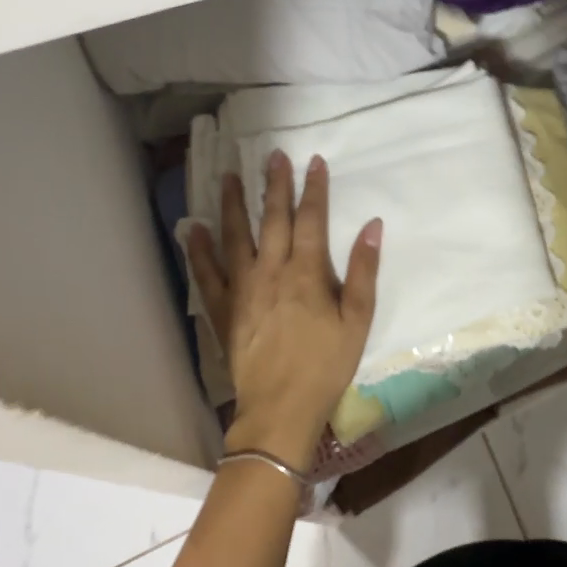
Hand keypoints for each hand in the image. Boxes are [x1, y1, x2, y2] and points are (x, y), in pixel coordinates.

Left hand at [186, 152, 380, 470]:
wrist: (279, 411)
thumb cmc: (325, 365)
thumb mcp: (358, 320)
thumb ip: (364, 271)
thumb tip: (373, 226)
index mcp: (306, 273)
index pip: (311, 219)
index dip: (313, 188)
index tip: (314, 160)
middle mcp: (271, 272)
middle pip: (272, 219)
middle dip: (274, 185)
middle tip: (272, 156)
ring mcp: (242, 290)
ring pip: (235, 237)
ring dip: (232, 205)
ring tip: (228, 176)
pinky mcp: (224, 310)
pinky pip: (208, 274)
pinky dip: (199, 250)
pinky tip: (194, 229)